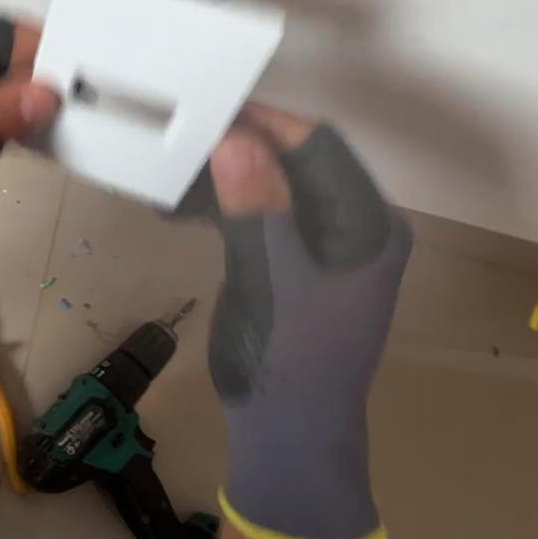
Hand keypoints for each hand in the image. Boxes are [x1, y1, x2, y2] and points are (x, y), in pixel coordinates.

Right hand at [189, 105, 411, 538]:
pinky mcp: (279, 257)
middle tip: (181, 137)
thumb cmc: (296, 359)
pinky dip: (215, 205)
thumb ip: (261, 209)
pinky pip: (248, 213)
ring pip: (264, 185)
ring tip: (171, 167)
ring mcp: (310, 241)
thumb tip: (237, 138)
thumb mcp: (278, 280)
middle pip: (290, 162)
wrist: (285, 430)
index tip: (215, 109)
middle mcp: (344, 223)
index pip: (322, 150)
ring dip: (220, 176)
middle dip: (238, 149)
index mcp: (366, 224)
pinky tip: (176, 204)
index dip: (272, 125)